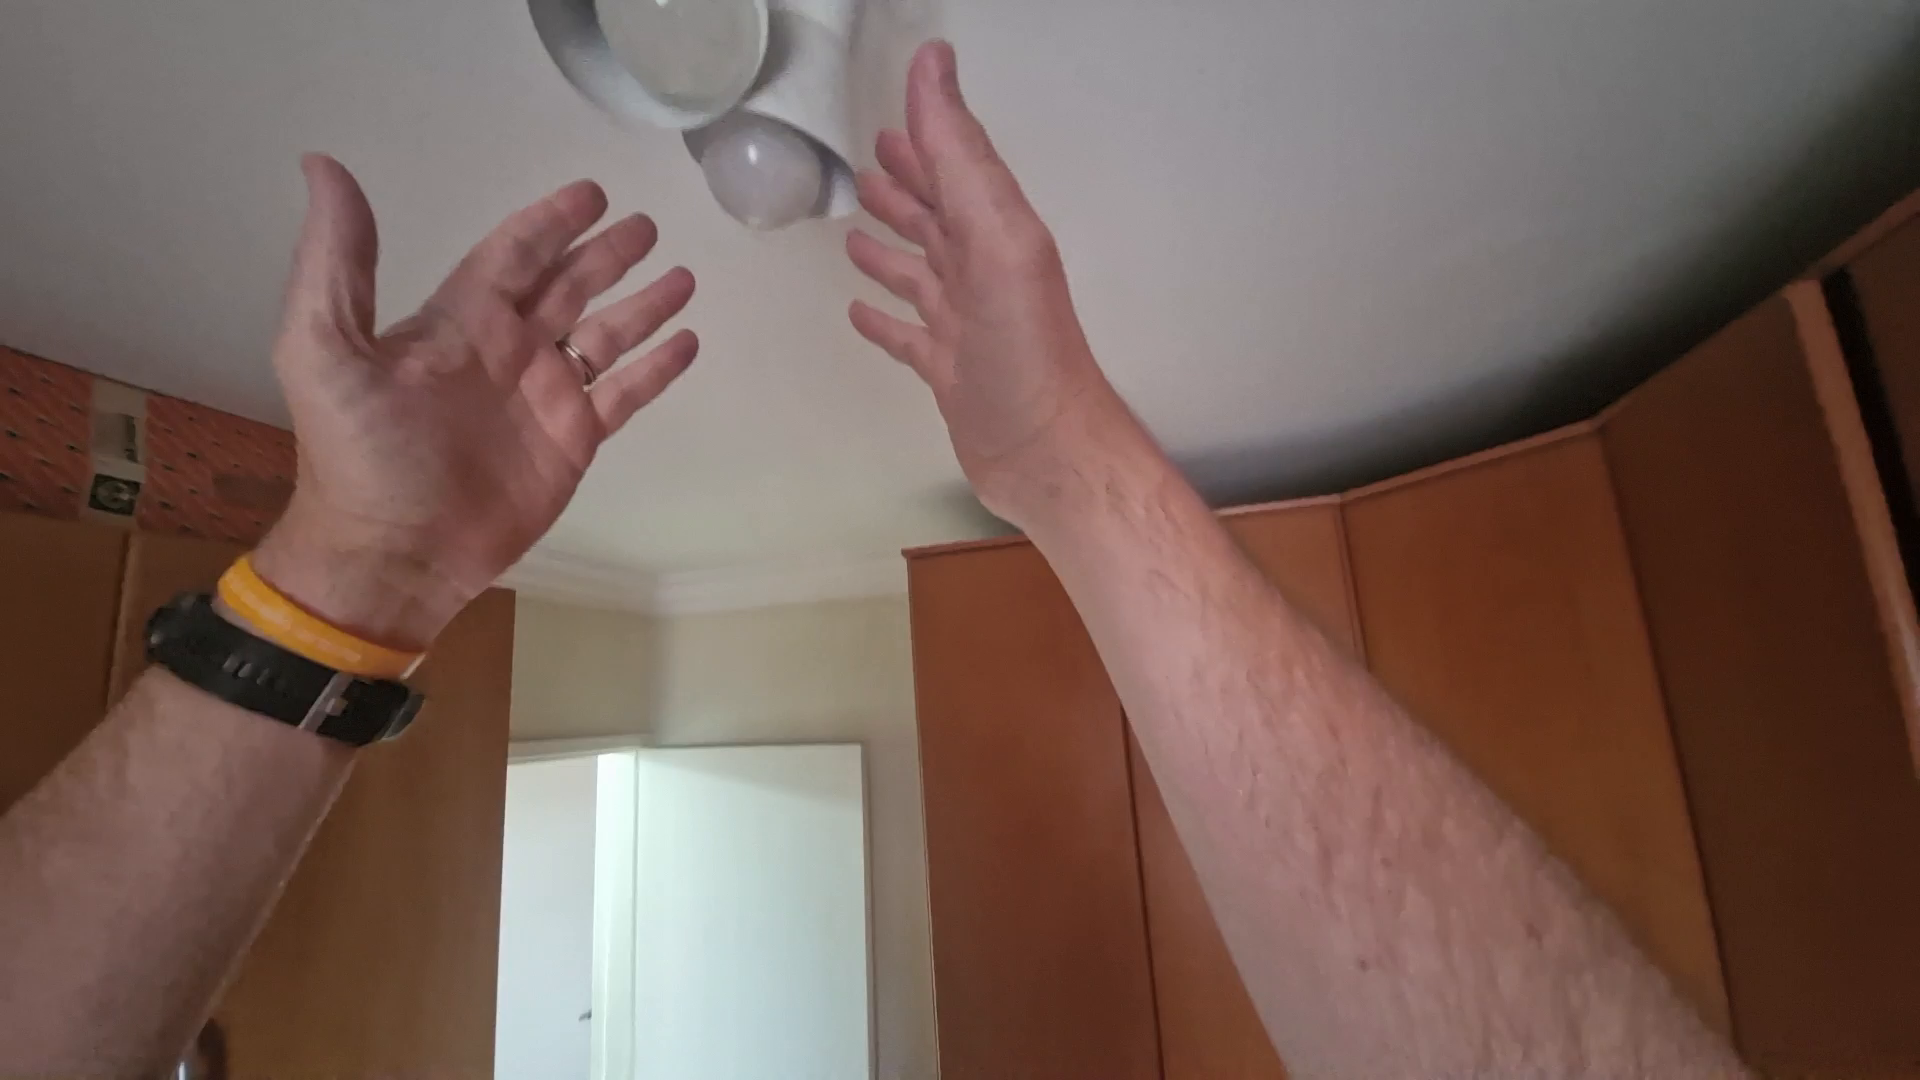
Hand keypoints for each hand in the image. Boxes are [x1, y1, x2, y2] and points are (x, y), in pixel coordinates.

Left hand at [252, 156, 698, 648]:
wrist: (401, 549)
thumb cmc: (363, 453)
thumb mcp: (325, 349)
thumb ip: (338, 263)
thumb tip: (327, 166)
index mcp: (460, 322)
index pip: (516, 256)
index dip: (553, 223)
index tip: (593, 194)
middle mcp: (512, 350)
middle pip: (572, 289)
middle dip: (608, 255)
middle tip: (647, 227)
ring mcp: (551, 395)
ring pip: (609, 337)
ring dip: (645, 307)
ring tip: (682, 279)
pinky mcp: (578, 439)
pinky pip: (626, 394)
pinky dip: (657, 370)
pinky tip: (687, 344)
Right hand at [846, 41, 1121, 524]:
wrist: (1046, 454)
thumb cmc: (1023, 352)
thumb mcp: (997, 242)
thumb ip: (963, 158)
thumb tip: (933, 61)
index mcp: (996, 238)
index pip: (954, 176)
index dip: (925, 144)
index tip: (887, 120)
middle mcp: (981, 277)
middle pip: (936, 224)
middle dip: (905, 194)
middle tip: (864, 169)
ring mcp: (964, 329)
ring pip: (922, 279)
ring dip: (891, 254)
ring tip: (853, 235)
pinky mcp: (949, 375)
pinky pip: (910, 340)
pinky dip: (886, 324)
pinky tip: (858, 314)